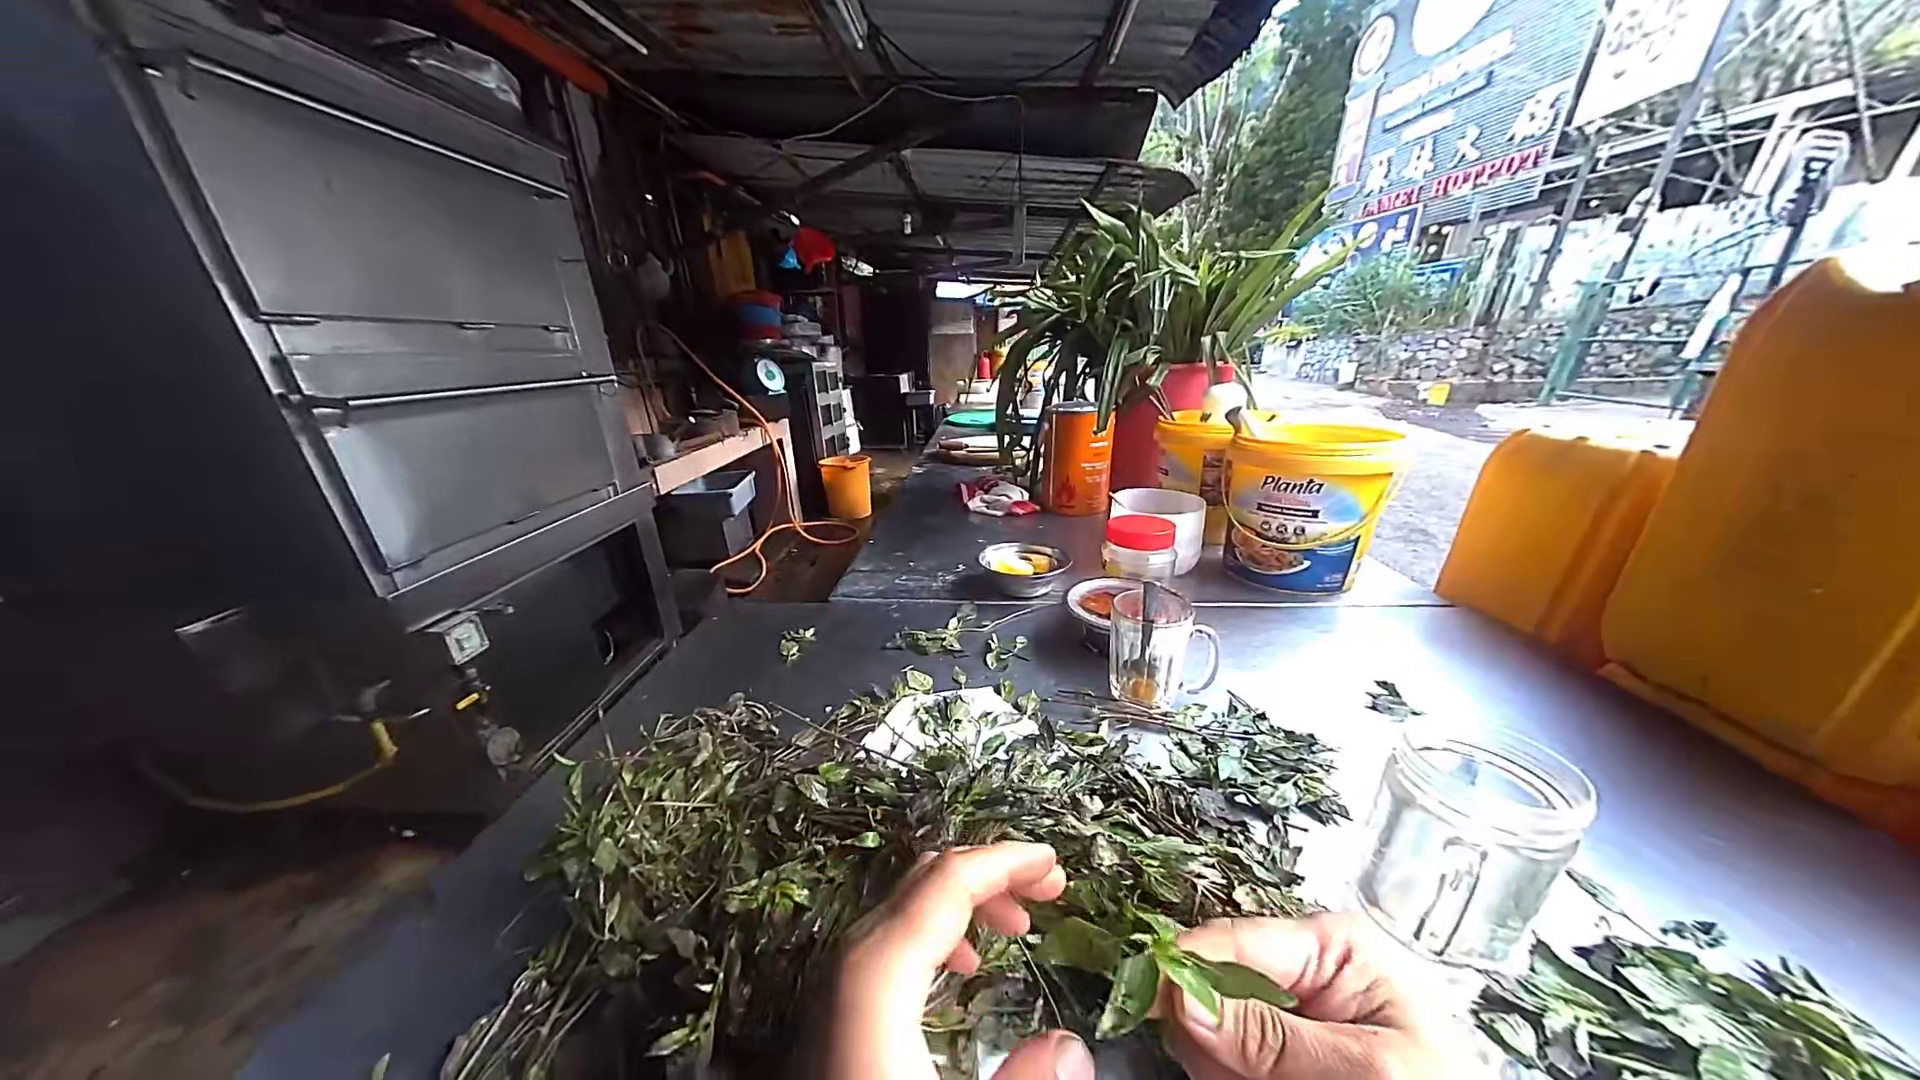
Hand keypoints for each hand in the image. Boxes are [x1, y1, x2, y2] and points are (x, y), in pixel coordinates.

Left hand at [823, 843, 1092, 1079]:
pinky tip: (966, 965)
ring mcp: (841, 984)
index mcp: (875, 980)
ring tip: (1018, 923)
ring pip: (911, 904)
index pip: (945, 882)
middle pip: (926, 880)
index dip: (1004, 860)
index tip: (1054, 863)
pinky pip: (899, 939)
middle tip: (1048, 888)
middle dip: (992, 872)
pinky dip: (943, 931)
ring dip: (970, 900)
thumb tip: (1072, 1047)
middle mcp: (851, 965)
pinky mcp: (843, 1008)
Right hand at [1157, 914, 1440, 1079]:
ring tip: (1237, 1078)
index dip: (1185, 963)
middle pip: (1216, 975)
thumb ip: (1275, 1038)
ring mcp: (1289, 1004)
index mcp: (1332, 945)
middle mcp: (1302, 965)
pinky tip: (1237, 1078)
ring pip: (1213, 1015)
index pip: (1235, 937)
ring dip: (1215, 1056)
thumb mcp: (1367, 1070)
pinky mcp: (1282, 1040)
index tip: (1146, 994)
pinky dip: (1224, 1069)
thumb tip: (1183, 1001)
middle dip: (1205, 1022)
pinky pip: (1228, 1048)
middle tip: (1215, 1068)